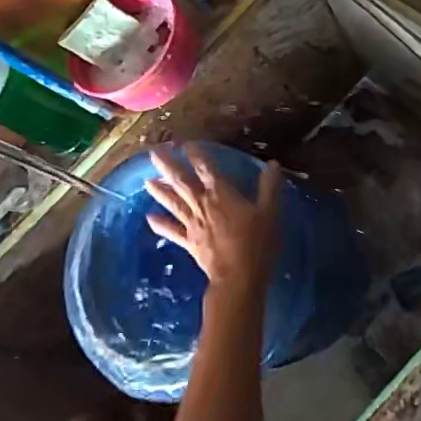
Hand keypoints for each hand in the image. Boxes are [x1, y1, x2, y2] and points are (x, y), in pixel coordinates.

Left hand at [144, 146, 283, 292]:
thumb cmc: (257, 243)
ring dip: (160, 191)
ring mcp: (193, 224)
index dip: (196, 154)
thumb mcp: (270, 212)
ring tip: (146, 180)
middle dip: (168, 165)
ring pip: (173, 203)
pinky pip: (172, 231)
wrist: (238, 277)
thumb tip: (273, 164)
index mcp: (221, 194)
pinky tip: (149, 218)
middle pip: (181, 181)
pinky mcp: (189, 242)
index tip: (186, 143)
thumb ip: (270, 187)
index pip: (206, 168)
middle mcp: (203, 204)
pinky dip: (160, 224)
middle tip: (153, 152)